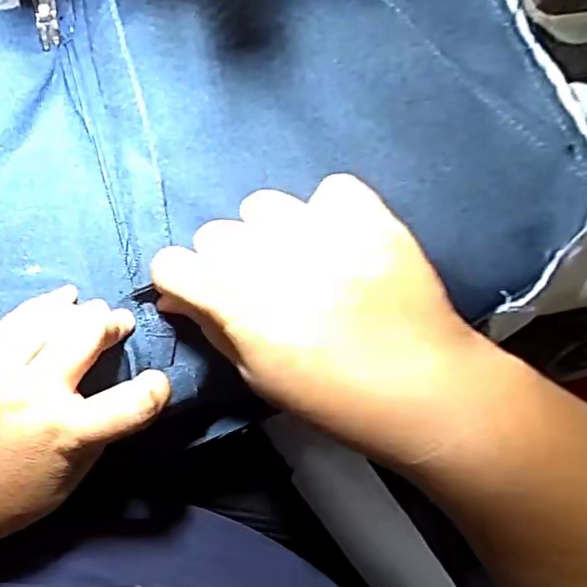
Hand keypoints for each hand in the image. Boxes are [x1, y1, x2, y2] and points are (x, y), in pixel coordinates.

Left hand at [0, 286, 172, 548]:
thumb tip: (115, 401)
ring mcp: (4, 371)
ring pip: (51, 319)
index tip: (157, 384)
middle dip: (112, 325)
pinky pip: (16, 320)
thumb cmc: (10, 500)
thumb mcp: (68, 481)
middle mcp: (37, 392)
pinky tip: (61, 299)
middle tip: (120, 325)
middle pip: (87, 336)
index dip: (156, 389)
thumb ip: (96, 437)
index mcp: (66, 432)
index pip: (131, 402)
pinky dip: (44, 306)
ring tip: (93, 310)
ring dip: (80, 310)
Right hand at [149, 173, 502, 464]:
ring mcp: (317, 227)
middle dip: (222, 261)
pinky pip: (328, 191)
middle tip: (256, 291)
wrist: (417, 386)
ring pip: (262, 206)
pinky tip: (339, 244)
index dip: (178, 282)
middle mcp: (265, 252)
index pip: (169, 262)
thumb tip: (177, 299)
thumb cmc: (325, 396)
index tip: (197, 297)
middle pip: (213, 234)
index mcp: (232, 298)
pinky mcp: (365, 213)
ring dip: (268, 232)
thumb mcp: (253, 374)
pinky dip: (326, 213)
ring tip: (298, 262)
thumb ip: (210, 327)